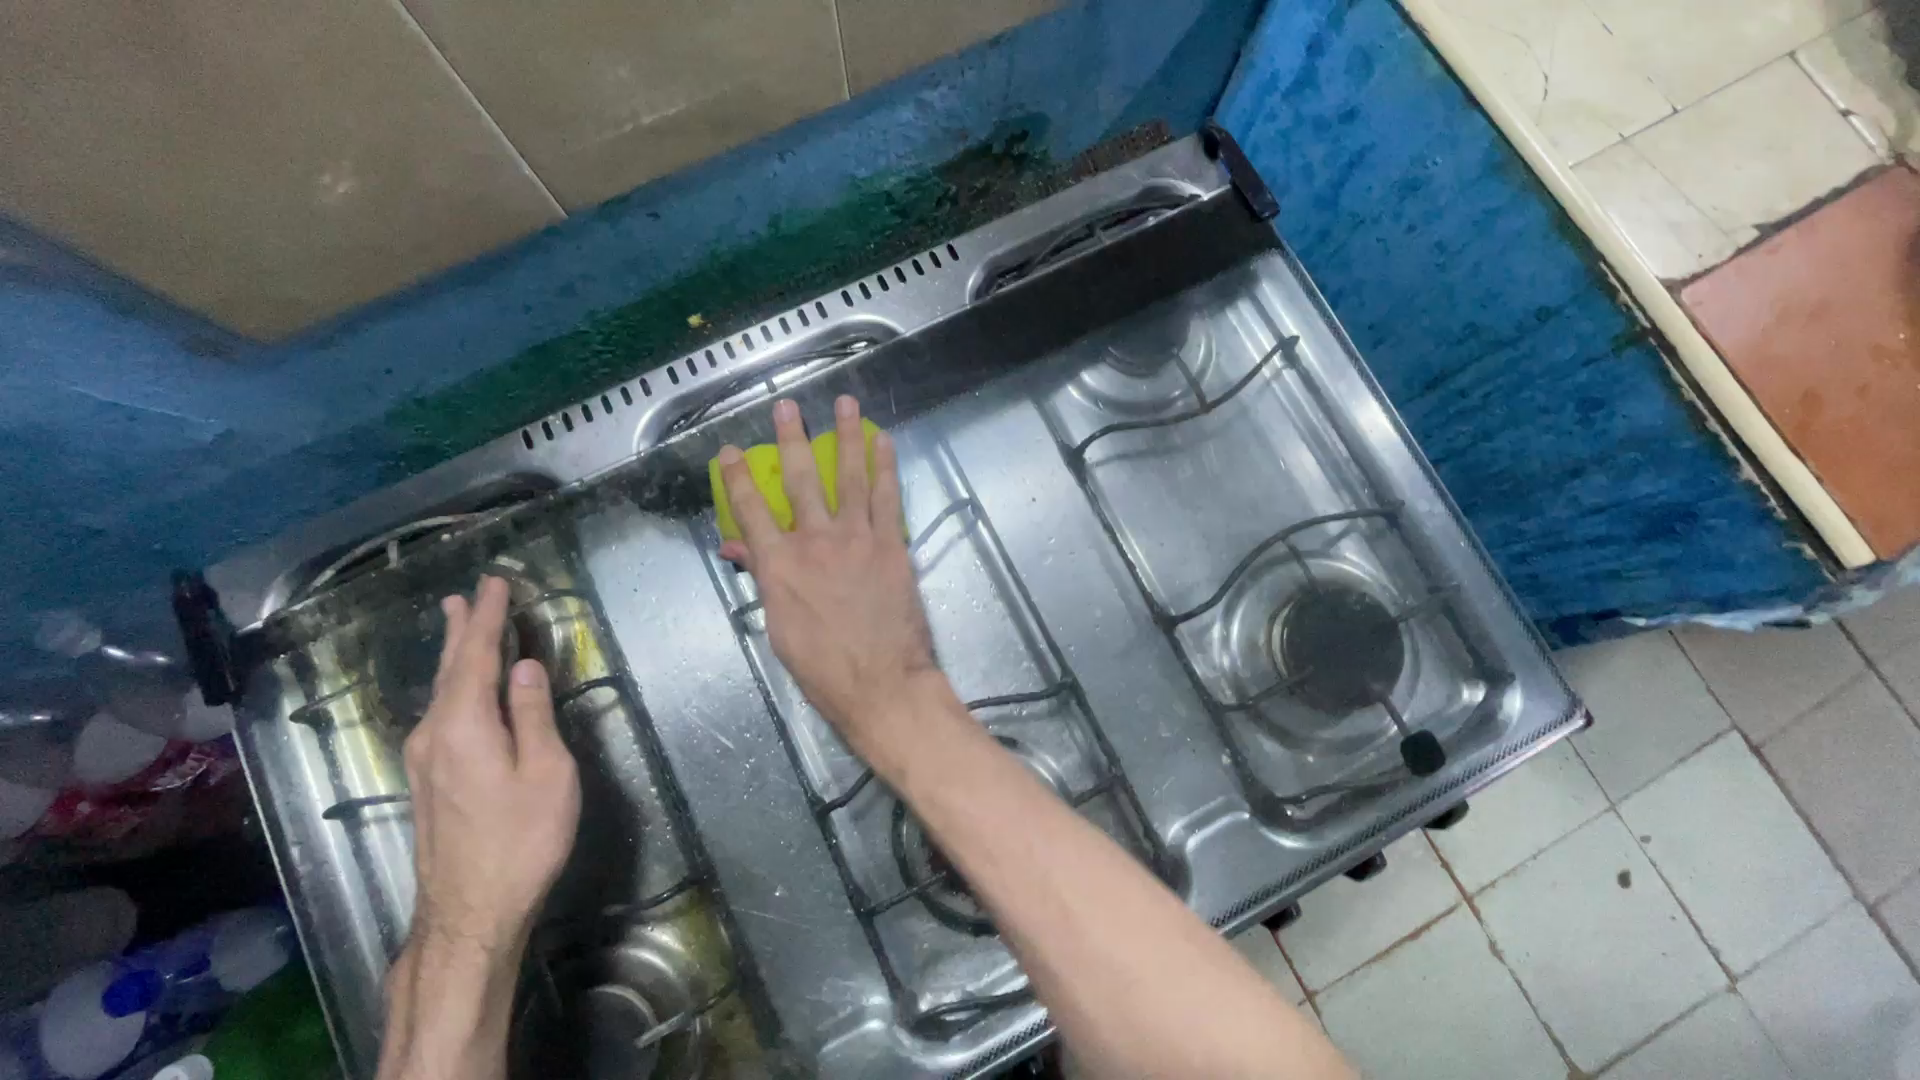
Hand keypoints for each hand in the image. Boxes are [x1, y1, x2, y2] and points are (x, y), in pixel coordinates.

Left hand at [400, 576, 580, 957]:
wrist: (471, 911)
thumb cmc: (522, 839)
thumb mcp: (547, 773)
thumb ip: (534, 715)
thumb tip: (525, 667)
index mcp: (464, 725)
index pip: (475, 656)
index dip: (487, 618)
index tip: (494, 582)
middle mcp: (433, 734)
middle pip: (448, 670)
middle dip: (460, 630)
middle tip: (465, 595)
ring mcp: (424, 759)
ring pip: (440, 692)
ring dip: (453, 656)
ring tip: (458, 626)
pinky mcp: (428, 780)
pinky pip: (441, 713)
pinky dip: (453, 685)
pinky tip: (459, 687)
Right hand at [717, 397, 940, 757]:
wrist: (881, 683)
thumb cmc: (822, 667)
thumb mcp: (779, 627)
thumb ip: (764, 580)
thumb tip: (740, 548)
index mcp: (780, 565)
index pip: (751, 510)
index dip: (739, 477)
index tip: (732, 451)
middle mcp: (816, 541)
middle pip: (800, 480)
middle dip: (792, 439)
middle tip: (787, 406)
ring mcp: (858, 539)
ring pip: (849, 476)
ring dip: (846, 436)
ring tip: (846, 403)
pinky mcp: (892, 545)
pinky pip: (888, 497)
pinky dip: (885, 467)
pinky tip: (884, 443)